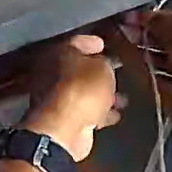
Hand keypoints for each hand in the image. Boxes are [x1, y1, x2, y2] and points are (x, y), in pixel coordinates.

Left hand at [20, 34, 121, 160]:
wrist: (65, 130)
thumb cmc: (83, 90)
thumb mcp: (103, 68)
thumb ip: (105, 62)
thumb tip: (105, 64)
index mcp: (58, 54)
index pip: (76, 42)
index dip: (91, 42)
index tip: (102, 44)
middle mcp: (51, 75)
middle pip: (78, 70)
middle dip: (98, 74)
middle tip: (113, 74)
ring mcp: (55, 99)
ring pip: (82, 93)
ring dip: (101, 96)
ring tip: (120, 99)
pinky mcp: (62, 120)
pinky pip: (84, 112)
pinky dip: (98, 113)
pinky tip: (113, 115)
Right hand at [120, 10, 171, 104]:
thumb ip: (161, 23)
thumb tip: (142, 17)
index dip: (151, 17)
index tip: (126, 18)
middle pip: (167, 39)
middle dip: (143, 34)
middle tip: (117, 31)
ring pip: (161, 60)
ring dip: (141, 53)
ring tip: (115, 46)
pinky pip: (159, 78)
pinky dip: (144, 72)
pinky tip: (128, 64)